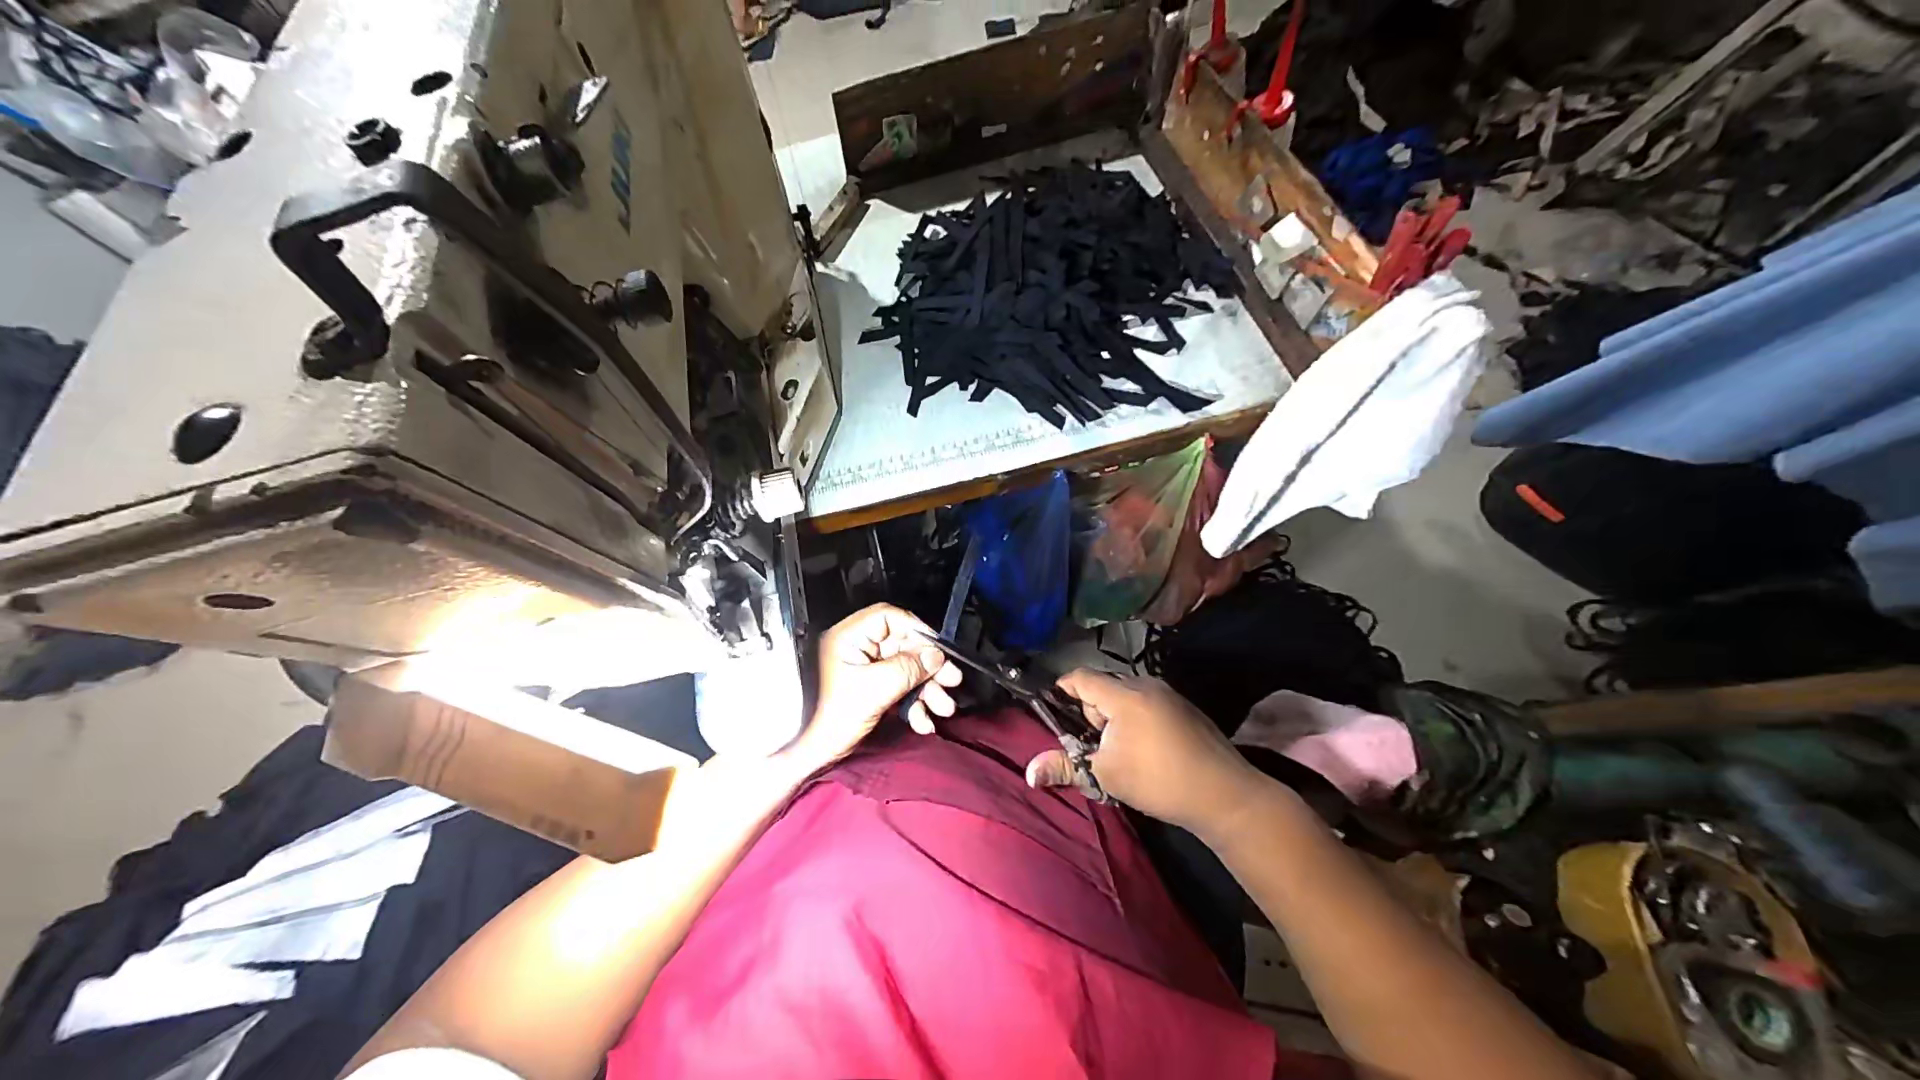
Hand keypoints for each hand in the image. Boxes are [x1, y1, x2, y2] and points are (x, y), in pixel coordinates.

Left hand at [790, 604, 960, 768]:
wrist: (808, 754)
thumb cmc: (828, 719)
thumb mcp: (876, 689)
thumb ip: (908, 668)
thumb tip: (935, 655)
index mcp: (849, 637)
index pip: (889, 618)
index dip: (917, 630)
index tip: (937, 650)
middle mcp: (856, 648)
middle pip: (902, 645)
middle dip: (929, 668)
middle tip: (951, 681)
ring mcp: (862, 669)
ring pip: (905, 669)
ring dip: (926, 689)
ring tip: (942, 708)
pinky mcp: (868, 690)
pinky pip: (898, 688)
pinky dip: (913, 703)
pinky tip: (922, 721)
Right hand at [1029, 669, 1263, 833]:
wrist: (1225, 795)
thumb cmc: (1158, 781)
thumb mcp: (1105, 775)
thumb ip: (1065, 766)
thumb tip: (1029, 774)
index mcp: (1124, 694)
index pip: (1082, 677)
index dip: (1063, 690)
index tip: (1053, 711)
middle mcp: (1146, 685)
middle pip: (1104, 685)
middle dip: (1091, 711)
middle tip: (1093, 744)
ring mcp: (1169, 695)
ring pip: (1127, 695)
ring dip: (1114, 716)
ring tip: (1118, 750)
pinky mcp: (1186, 709)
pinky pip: (1148, 703)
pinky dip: (1136, 718)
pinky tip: (1145, 750)